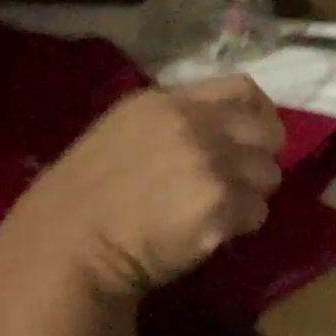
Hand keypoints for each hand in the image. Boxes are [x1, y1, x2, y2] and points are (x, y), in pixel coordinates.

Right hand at [0, 75, 285, 299]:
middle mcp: (195, 126)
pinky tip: (205, 229)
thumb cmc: (88, 197)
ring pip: (270, 175)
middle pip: (270, 133)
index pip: (243, 88)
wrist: (64, 248)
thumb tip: (235, 127)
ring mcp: (211, 163)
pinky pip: (258, 211)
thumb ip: (182, 123)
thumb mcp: (127, 133)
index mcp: (166, 104)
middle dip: (260, 158)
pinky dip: (240, 224)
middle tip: (235, 180)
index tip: (253, 137)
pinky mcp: (223, 202)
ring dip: (250, 194)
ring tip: (209, 207)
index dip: (259, 114)